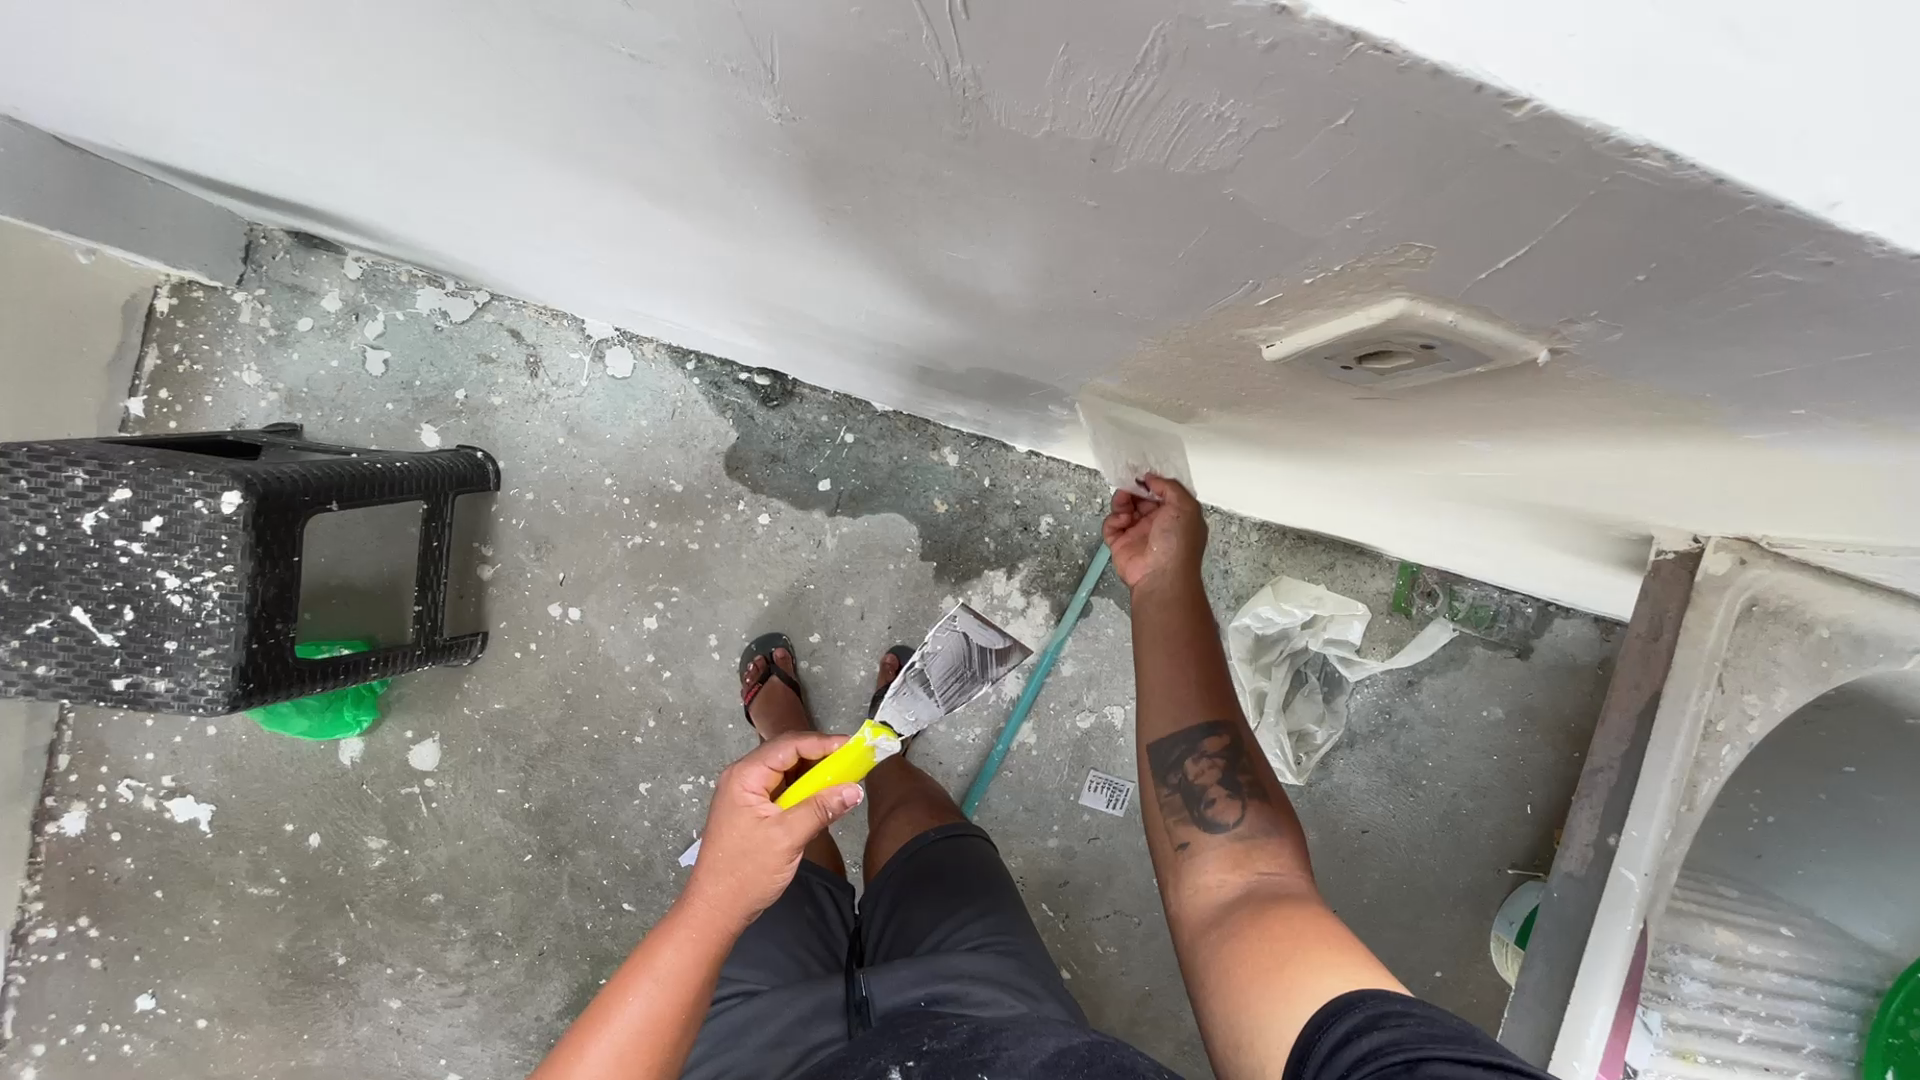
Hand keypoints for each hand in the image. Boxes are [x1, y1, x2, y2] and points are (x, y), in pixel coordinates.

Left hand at [682, 732, 862, 928]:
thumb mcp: (787, 838)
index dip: (823, 743)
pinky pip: (784, 789)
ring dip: (814, 774)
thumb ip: (821, 809)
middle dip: (821, 756)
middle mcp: (743, 777)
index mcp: (745, 776)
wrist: (714, 912)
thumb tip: (853, 789)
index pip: (789, 745)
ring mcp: (747, 794)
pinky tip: (823, 798)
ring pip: (787, 771)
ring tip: (843, 777)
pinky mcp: (753, 810)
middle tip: (852, 761)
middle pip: (788, 753)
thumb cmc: (743, 875)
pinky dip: (805, 790)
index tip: (852, 747)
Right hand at [1102, 475, 1206, 591]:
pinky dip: (1113, 519)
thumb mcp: (1185, 507)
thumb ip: (1169, 487)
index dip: (1152, 483)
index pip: (1161, 493)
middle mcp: (1156, 523)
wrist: (1161, 575)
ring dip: (1122, 501)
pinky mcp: (1120, 543)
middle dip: (1134, 490)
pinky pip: (1111, 525)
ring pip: (1124, 508)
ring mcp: (1137, 533)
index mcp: (1175, 515)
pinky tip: (1122, 520)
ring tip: (1124, 502)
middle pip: (1140, 498)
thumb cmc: (1178, 543)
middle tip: (1130, 486)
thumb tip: (1151, 478)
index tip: (1143, 475)